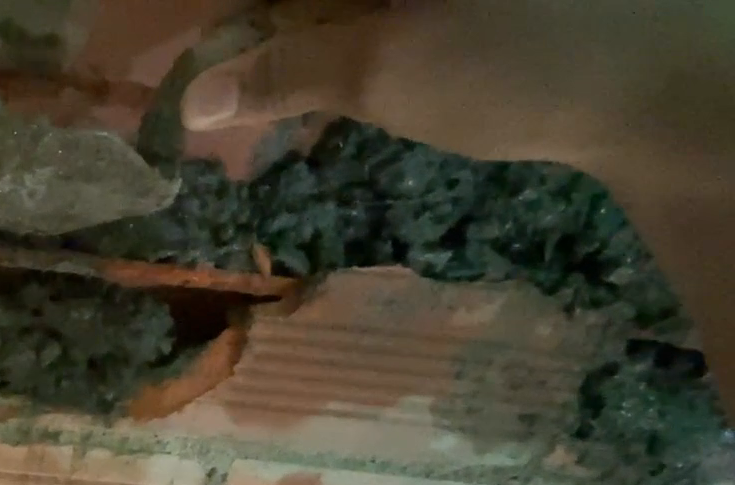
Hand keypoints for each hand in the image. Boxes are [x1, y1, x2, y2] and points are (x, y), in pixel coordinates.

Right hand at [181, 0, 734, 192]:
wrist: (664, 83)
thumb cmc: (521, 58)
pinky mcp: (460, 10)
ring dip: (298, 40)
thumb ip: (282, 72)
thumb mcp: (383, 68)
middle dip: (264, 29)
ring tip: (265, 91)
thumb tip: (192, 101)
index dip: (237, 17)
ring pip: (341, 10)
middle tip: (227, 85)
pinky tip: (327, 79)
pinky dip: (344, 41)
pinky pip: (376, 17)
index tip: (203, 60)